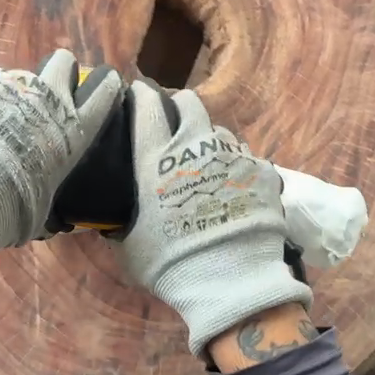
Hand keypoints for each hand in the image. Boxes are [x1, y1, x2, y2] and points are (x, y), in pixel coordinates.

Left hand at [0, 50, 123, 272]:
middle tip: (44, 103)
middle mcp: (46, 97)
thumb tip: (50, 222)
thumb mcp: (40, 212)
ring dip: (14, 93)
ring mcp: (8, 85)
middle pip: (63, 62)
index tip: (97, 92)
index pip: (104, 90)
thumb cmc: (7, 211)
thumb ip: (46, 196)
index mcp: (72, 129)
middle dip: (57, 76)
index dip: (103, 87)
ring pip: (20, 74)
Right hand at [110, 81, 367, 354]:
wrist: (229, 280)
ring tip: (205, 165)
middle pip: (189, 104)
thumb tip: (113, 223)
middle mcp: (194, 147)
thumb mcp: (130, 247)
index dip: (141, 96)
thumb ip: (123, 225)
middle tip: (174, 123)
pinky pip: (244, 160)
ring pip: (218, 132)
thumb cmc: (169, 265)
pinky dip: (235, 169)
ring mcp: (232, 155)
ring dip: (208, 142)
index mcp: (155, 161)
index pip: (147, 108)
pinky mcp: (262, 171)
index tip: (138, 94)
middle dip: (179, 107)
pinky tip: (231, 190)